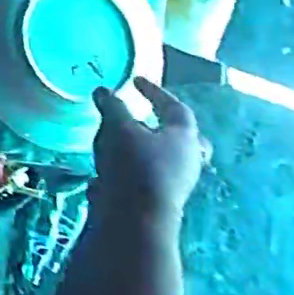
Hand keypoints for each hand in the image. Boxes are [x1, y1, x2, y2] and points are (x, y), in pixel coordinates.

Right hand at [90, 78, 207, 228]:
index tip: (137, 81)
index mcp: (184, 137)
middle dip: (164, 122)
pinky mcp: (163, 192)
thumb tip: (104, 90)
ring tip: (124, 135)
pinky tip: (118, 158)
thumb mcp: (117, 127)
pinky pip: (154, 167)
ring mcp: (179, 178)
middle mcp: (189, 157)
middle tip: (146, 113)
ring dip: (149, 141)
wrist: (137, 213)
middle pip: (183, 135)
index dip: (156, 92)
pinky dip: (139, 157)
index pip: (175, 108)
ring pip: (168, 153)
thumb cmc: (134, 163)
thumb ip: (112, 106)